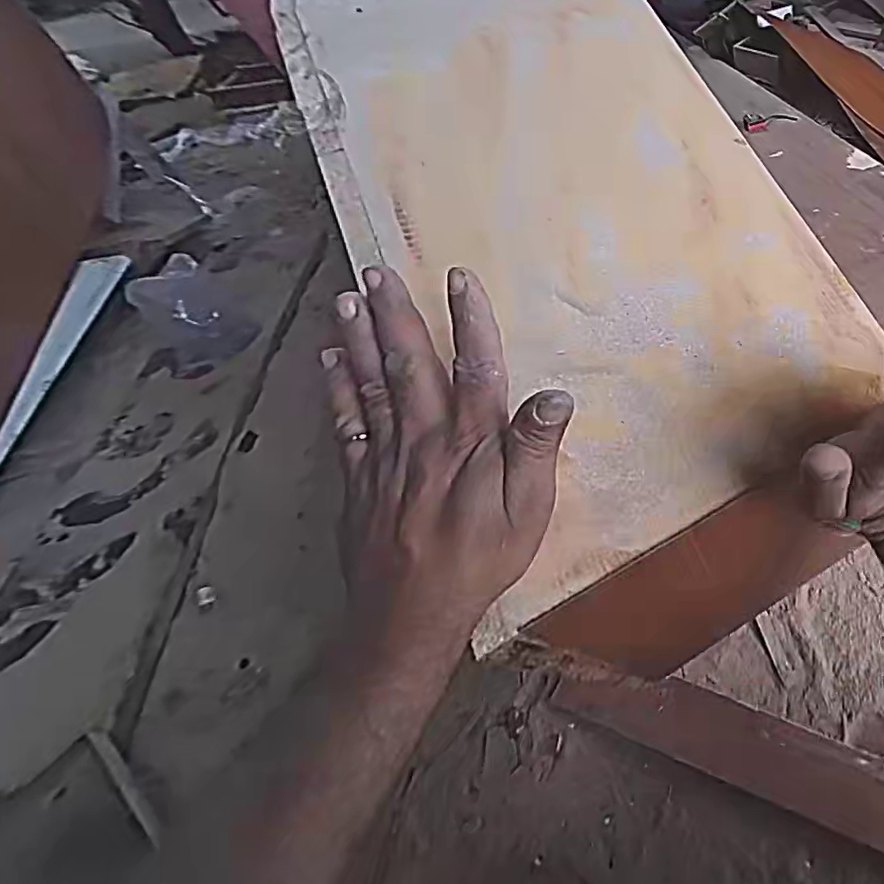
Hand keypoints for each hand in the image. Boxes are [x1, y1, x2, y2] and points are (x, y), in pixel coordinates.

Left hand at [321, 265, 573, 645]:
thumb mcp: (528, 511)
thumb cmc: (481, 559)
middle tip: (379, 271)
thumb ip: (536, 449)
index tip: (460, 279)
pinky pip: (344, 422)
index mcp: (471, 442)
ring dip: (357, 339)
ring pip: (369, 385)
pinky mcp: (358, 478)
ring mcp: (385, 455)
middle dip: (396, 315)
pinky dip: (334, 387)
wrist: (411, 612)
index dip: (470, 321)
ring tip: (347, 298)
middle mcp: (424, 437)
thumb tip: (555, 395)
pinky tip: (327, 358)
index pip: (475, 368)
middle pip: (409, 365)